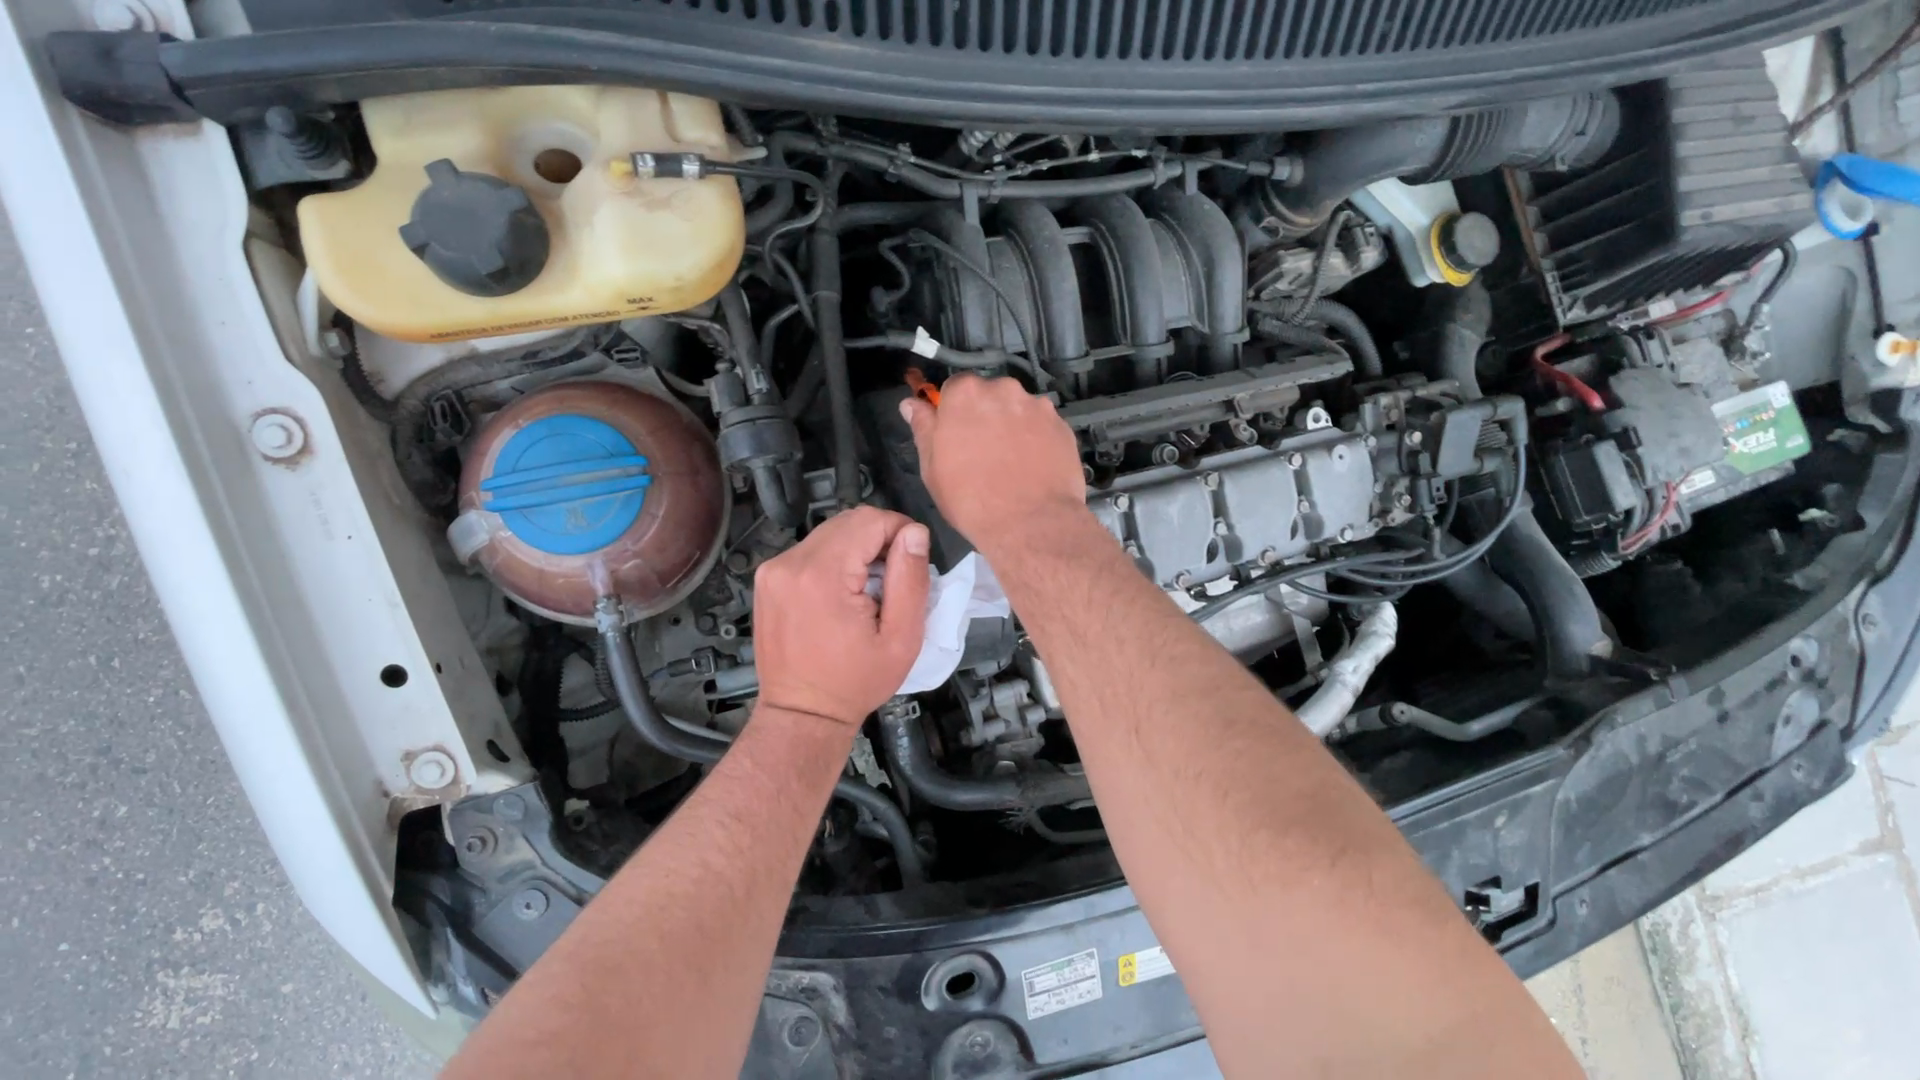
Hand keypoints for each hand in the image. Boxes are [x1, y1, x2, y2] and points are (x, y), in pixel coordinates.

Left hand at [752, 506, 931, 728]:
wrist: (802, 714)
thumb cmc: (856, 682)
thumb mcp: (901, 638)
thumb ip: (910, 580)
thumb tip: (915, 533)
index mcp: (822, 574)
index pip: (869, 519)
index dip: (899, 531)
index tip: (912, 561)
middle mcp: (790, 562)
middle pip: (847, 522)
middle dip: (877, 540)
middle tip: (892, 579)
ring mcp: (772, 570)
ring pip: (829, 534)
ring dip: (855, 550)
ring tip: (868, 591)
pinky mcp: (766, 579)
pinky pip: (810, 552)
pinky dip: (832, 562)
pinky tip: (842, 595)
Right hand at [900, 374, 1086, 556]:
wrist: (1030, 523)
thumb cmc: (971, 499)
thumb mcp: (932, 468)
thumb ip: (923, 428)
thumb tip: (911, 404)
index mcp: (966, 394)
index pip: (955, 387)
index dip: (953, 411)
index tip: (955, 434)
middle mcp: (1004, 389)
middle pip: (990, 395)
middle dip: (985, 415)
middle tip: (982, 452)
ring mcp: (1037, 406)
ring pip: (1018, 410)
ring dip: (1012, 426)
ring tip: (1011, 463)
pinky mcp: (1062, 426)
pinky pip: (1043, 426)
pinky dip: (1037, 439)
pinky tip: (1032, 467)